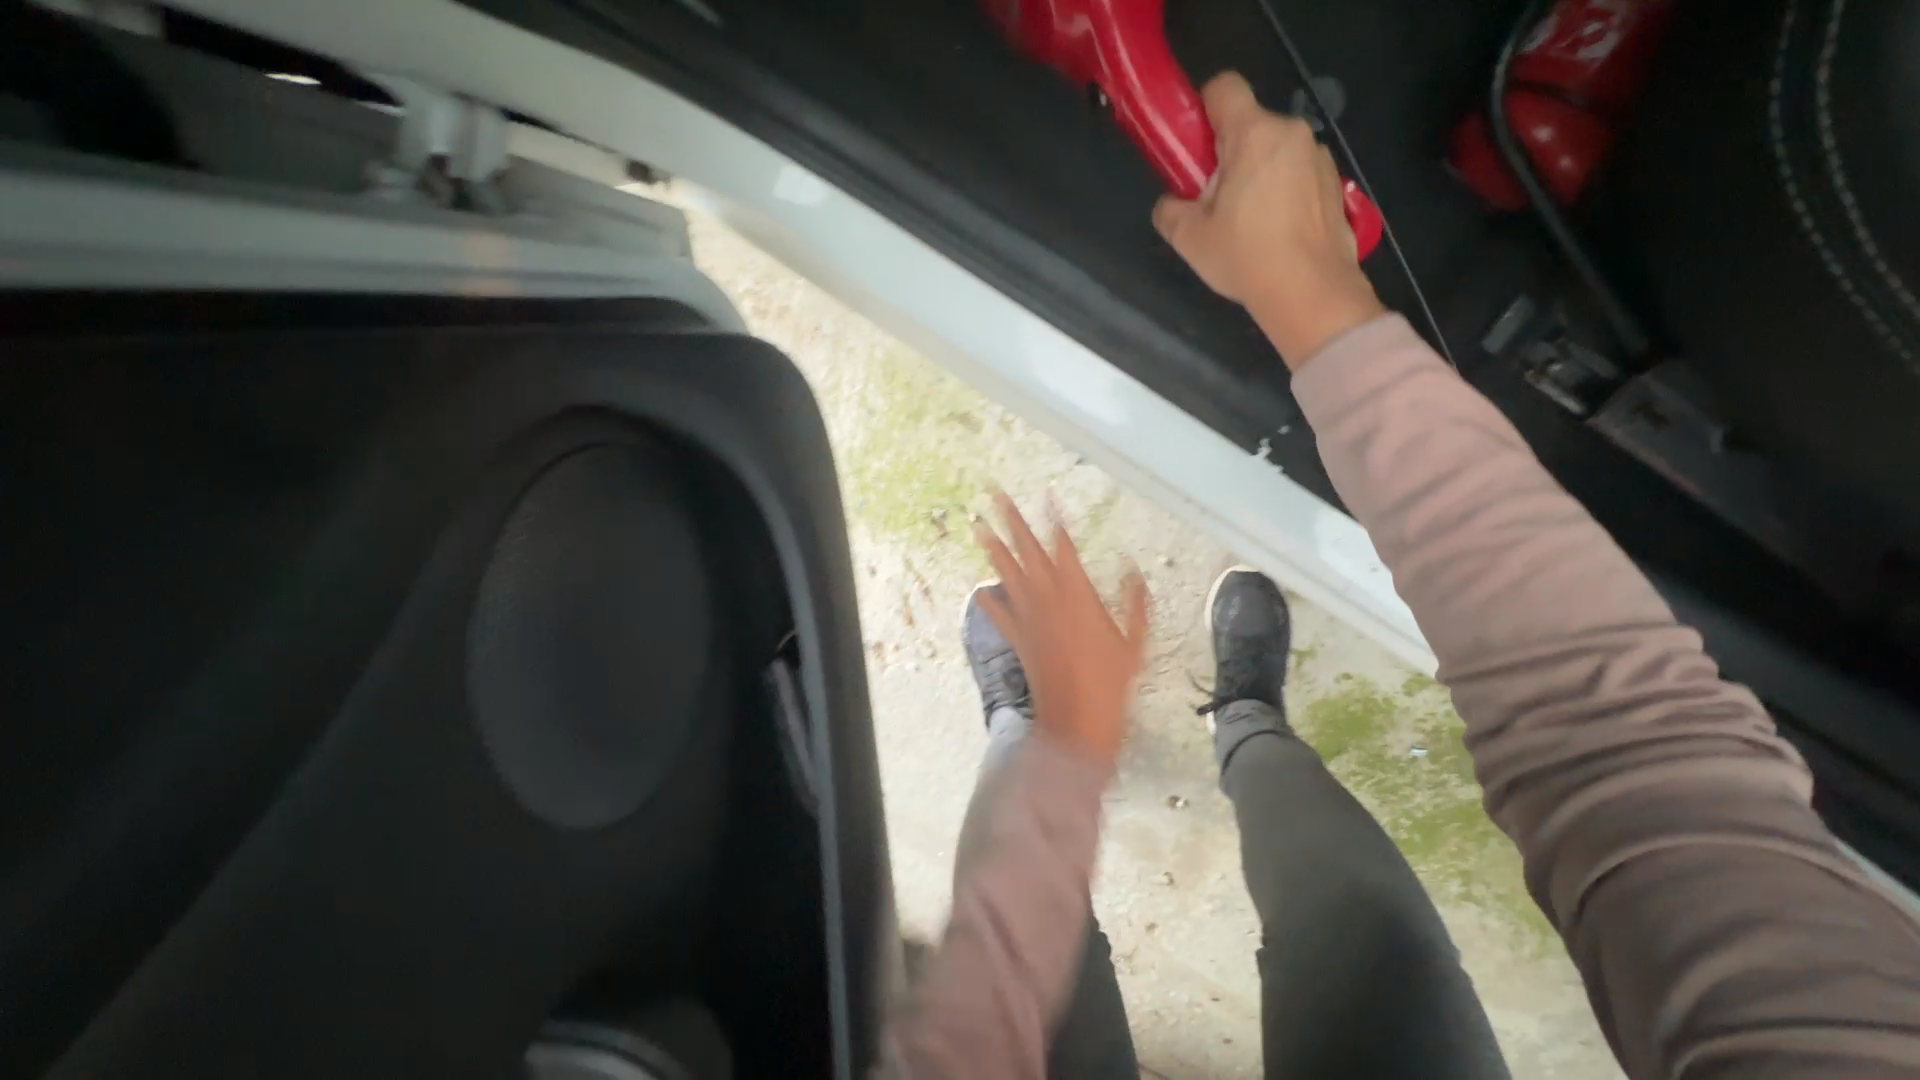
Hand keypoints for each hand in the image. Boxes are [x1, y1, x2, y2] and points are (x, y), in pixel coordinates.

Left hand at [972, 492, 1149, 769]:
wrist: (1078, 719)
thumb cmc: (1111, 681)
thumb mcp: (1135, 640)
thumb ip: (1134, 602)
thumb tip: (1132, 568)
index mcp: (1078, 594)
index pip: (1063, 546)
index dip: (1054, 520)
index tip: (1046, 496)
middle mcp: (1048, 598)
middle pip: (1027, 551)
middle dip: (1011, 520)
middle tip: (994, 495)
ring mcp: (1029, 618)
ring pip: (1007, 574)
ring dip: (992, 548)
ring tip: (977, 524)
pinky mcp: (1017, 638)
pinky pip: (999, 614)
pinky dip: (988, 602)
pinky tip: (978, 590)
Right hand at [1152, 72, 1385, 369]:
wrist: (1310, 291)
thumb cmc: (1245, 256)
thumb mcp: (1190, 238)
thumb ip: (1170, 211)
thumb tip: (1172, 204)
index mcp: (1254, 135)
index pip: (1224, 87)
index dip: (1203, 108)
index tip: (1195, 147)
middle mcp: (1292, 134)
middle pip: (1249, 127)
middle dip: (1229, 157)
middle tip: (1216, 204)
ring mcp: (1319, 159)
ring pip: (1275, 153)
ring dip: (1257, 176)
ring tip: (1248, 226)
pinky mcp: (1335, 185)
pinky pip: (1298, 176)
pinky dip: (1283, 195)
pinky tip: (1275, 235)